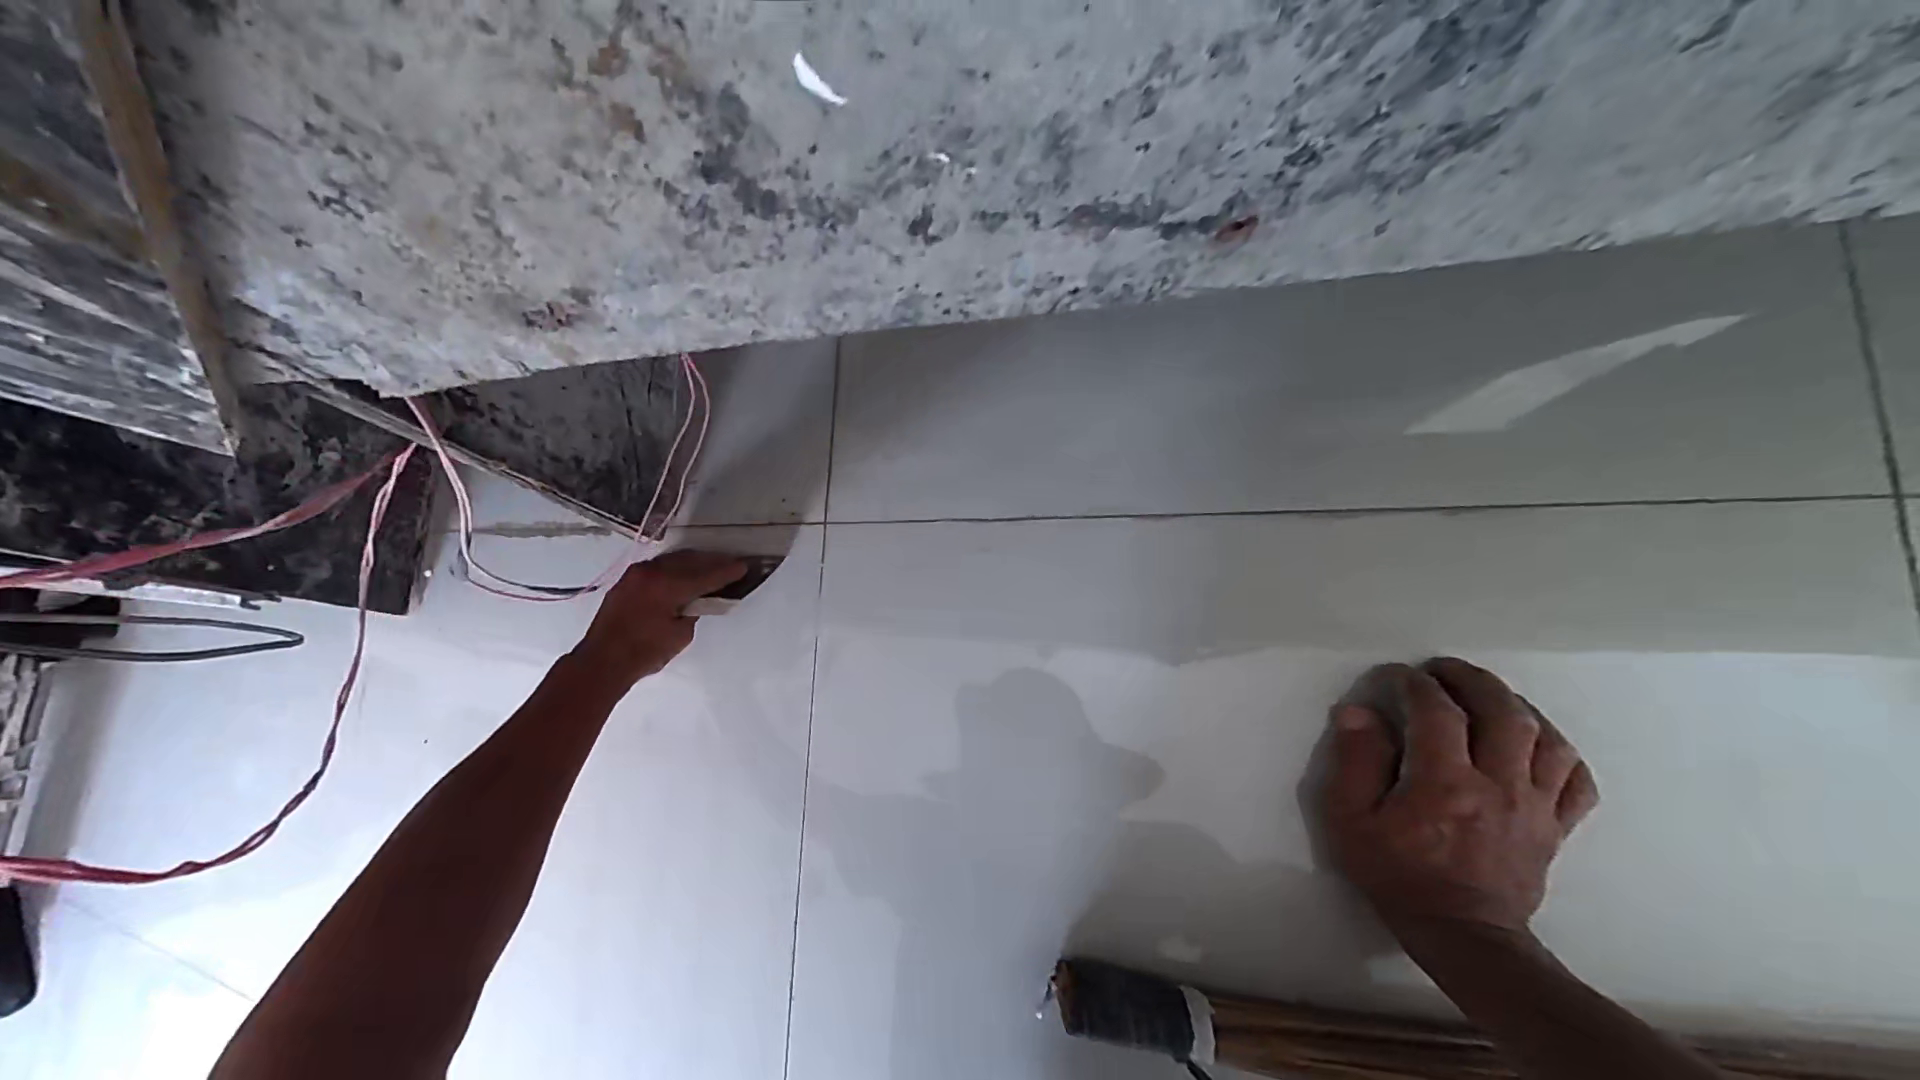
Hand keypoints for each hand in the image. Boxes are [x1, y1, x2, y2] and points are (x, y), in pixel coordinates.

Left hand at [570, 551, 745, 686]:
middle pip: (690, 560)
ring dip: (693, 563)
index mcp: (668, 585)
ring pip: (673, 560)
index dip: (728, 571)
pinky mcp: (627, 581)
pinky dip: (674, 568)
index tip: (744, 567)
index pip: (707, 575)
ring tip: (709, 567)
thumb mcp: (681, 634)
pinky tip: (683, 575)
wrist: (601, 661)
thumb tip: (697, 600)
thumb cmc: (644, 652)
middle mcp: (652, 572)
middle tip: (730, 564)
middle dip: (712, 562)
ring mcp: (636, 574)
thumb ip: (693, 610)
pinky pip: (658, 567)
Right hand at [1323, 659, 1599, 938]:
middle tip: (1441, 669)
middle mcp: (1499, 785)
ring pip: (1546, 737)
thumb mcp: (1350, 819)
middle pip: (1501, 711)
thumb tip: (1358, 711)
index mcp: (1444, 782)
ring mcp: (1535, 806)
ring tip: (1485, 695)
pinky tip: (1533, 740)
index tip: (1394, 675)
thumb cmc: (1396, 874)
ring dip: (1515, 704)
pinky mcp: (1556, 826)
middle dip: (1469, 679)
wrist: (1462, 935)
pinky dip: (1558, 749)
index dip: (1413, 683)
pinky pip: (1576, 779)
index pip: (1436, 711)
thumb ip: (1354, 761)